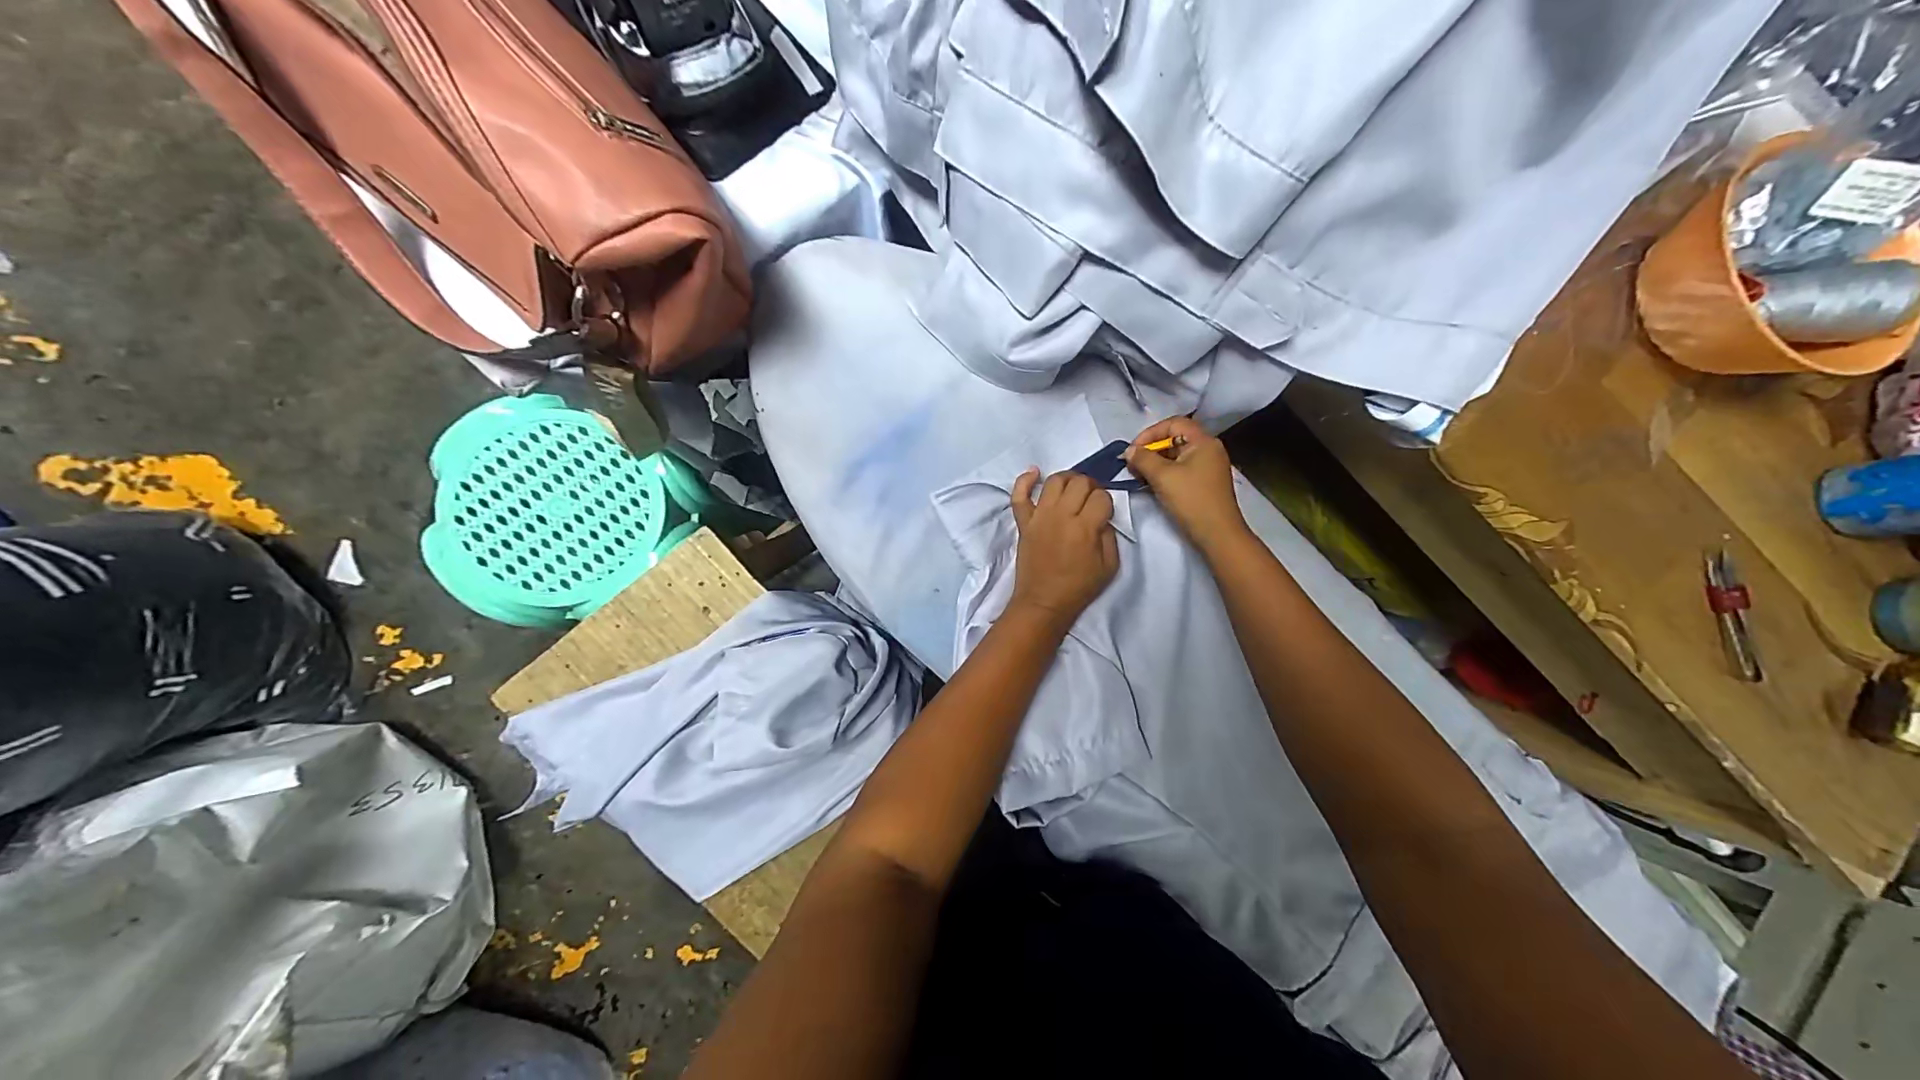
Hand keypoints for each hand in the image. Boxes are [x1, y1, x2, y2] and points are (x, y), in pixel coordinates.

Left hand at [1007, 469, 1118, 628]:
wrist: (1043, 603)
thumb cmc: (1079, 588)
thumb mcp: (1109, 565)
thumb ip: (1109, 535)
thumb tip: (1102, 517)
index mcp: (1085, 527)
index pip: (1101, 496)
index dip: (1107, 501)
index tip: (1105, 513)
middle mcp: (1061, 515)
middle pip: (1079, 482)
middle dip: (1090, 486)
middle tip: (1091, 499)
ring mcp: (1039, 516)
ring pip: (1054, 481)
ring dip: (1067, 479)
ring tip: (1073, 488)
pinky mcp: (1023, 522)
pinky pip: (1019, 495)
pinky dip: (1025, 480)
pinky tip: (1034, 473)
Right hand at [1123, 416, 1247, 547]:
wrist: (1217, 534)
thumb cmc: (1191, 500)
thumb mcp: (1162, 476)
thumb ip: (1143, 459)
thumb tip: (1129, 451)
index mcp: (1204, 441)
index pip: (1174, 423)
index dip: (1150, 433)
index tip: (1134, 450)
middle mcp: (1208, 449)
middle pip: (1175, 438)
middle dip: (1151, 449)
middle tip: (1133, 464)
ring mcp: (1208, 467)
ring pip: (1176, 456)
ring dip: (1155, 462)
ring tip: (1138, 475)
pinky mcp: (1204, 482)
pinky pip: (1181, 469)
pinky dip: (1165, 473)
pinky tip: (1151, 484)